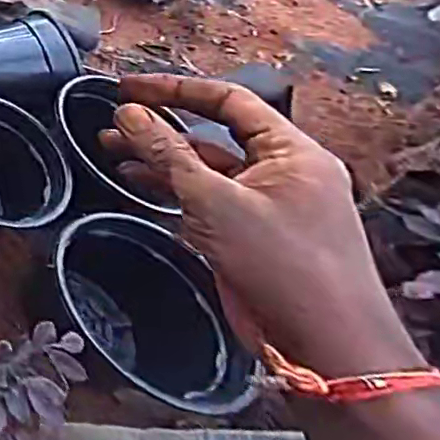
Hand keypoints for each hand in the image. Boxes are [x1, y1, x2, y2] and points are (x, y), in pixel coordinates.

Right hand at [101, 75, 423, 377]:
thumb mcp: (213, 199)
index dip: (173, 88)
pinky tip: (134, 179)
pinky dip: (168, 182)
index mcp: (293, 153)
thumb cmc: (284, 266)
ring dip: (157, 153)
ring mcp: (267, 201)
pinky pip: (202, 191)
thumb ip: (165, 150)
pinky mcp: (250, 229)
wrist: (329, 352)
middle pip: (212, 129)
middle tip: (114, 116)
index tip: (126, 87)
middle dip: (159, 121)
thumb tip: (127, 112)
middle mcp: (283, 171)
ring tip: (111, 146)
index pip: (228, 100)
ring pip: (202, 161)